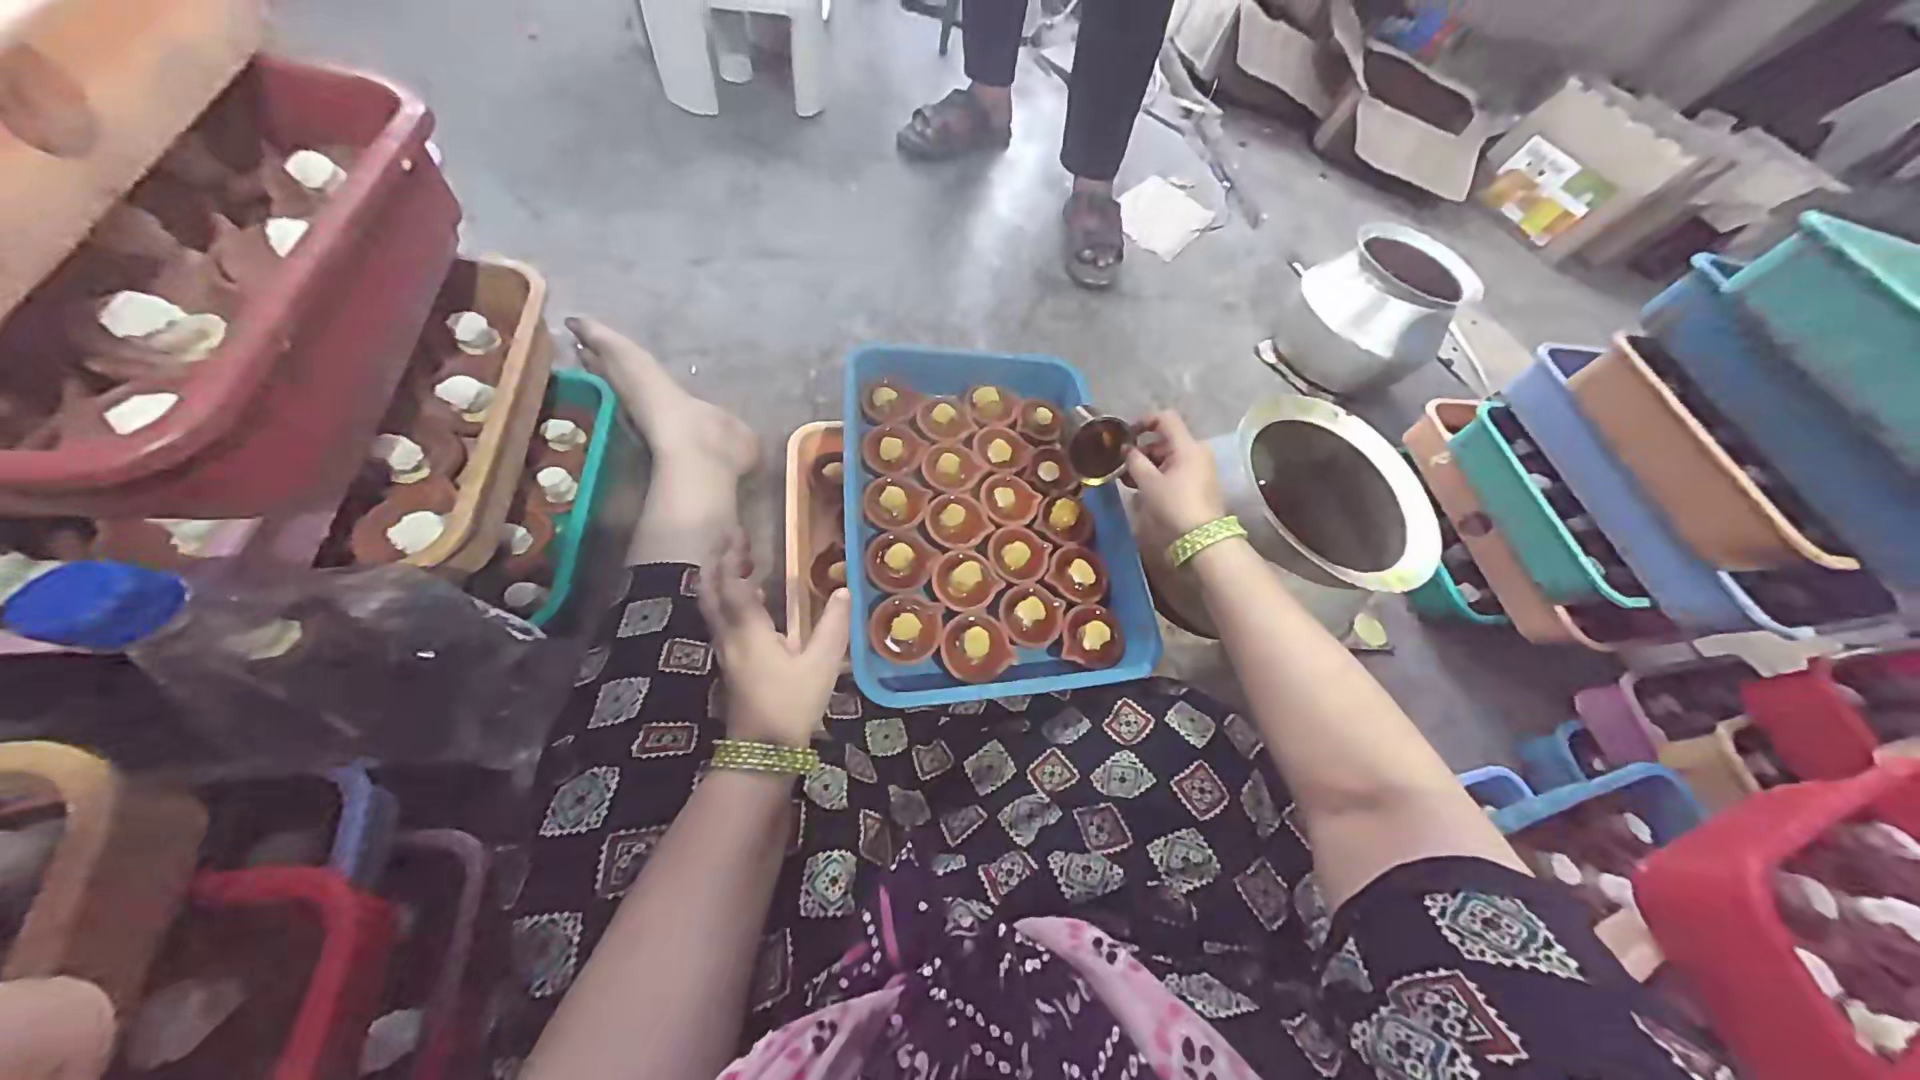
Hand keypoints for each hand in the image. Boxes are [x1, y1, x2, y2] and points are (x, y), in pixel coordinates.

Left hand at [697, 529, 850, 748]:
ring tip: (742, 562)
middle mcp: (729, 635)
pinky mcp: (730, 663)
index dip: (731, 556)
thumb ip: (833, 626)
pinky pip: (722, 620)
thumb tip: (843, 589)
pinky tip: (753, 601)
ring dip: (721, 580)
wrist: (762, 751)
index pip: (731, 583)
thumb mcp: (821, 665)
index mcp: (748, 630)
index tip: (739, 532)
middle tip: (734, 541)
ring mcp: (726, 651)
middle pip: (710, 591)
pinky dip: (730, 600)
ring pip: (712, 606)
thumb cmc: (791, 704)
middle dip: (718, 562)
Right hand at [1125, 410, 1227, 545]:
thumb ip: (1134, 461)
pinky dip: (1160, 472)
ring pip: (1170, 455)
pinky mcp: (1199, 482)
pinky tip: (1144, 487)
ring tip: (1130, 480)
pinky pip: (1177, 468)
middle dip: (1143, 449)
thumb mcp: (1148, 482)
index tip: (1127, 436)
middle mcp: (1197, 451)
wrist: (1202, 538)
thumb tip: (1127, 449)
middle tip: (1123, 465)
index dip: (1144, 421)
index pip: (1165, 418)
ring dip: (1149, 463)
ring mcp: (1200, 467)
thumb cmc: (1174, 505)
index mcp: (1187, 445)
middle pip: (1166, 439)